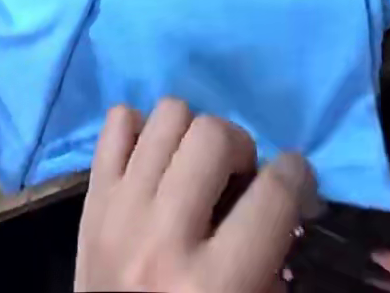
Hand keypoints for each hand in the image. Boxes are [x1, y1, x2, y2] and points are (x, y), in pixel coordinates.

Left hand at [76, 99, 317, 292]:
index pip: (272, 197)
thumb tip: (280, 198)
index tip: (297, 174)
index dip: (297, 174)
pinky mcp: (93, 193)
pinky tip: (153, 159)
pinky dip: (140, 129)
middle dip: (239, 144)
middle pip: (213, 135)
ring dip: (191, 131)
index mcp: (214, 284)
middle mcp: (165, 235)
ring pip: (167, 114)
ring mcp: (122, 206)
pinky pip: (117, 121)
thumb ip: (269, 261)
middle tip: (239, 173)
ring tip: (195, 162)